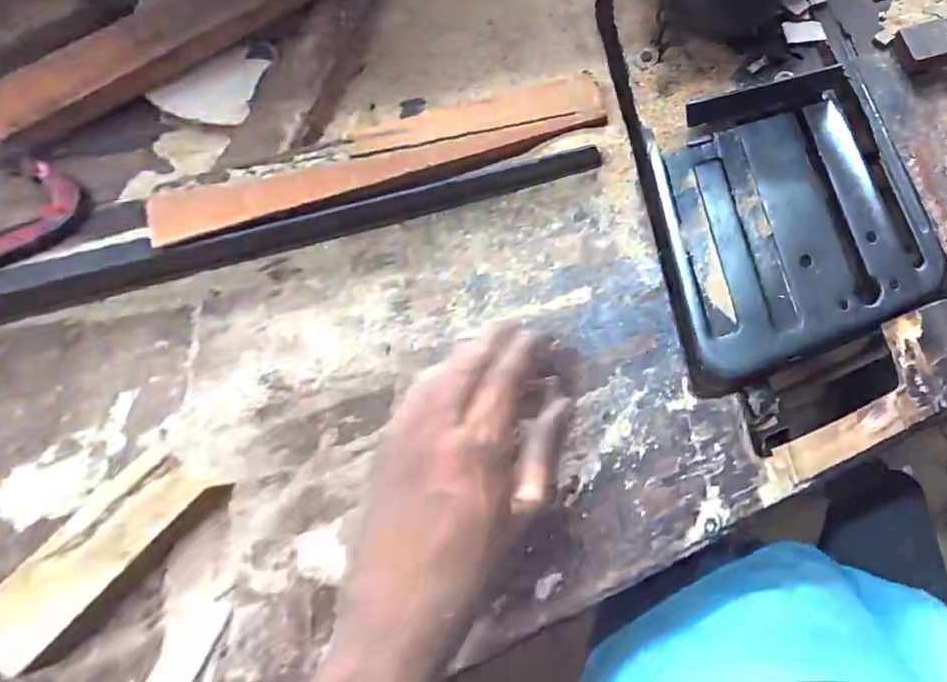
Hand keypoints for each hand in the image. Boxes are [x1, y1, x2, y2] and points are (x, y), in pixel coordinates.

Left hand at [318, 326, 572, 681]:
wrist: (393, 618)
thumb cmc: (472, 568)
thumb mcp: (523, 511)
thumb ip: (545, 448)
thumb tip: (564, 402)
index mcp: (480, 444)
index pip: (506, 374)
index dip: (527, 348)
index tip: (543, 336)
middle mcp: (439, 428)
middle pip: (468, 362)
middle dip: (495, 337)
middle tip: (518, 327)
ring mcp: (403, 436)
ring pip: (436, 372)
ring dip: (465, 352)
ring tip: (487, 345)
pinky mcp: (382, 451)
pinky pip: (411, 395)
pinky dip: (436, 374)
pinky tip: (448, 378)